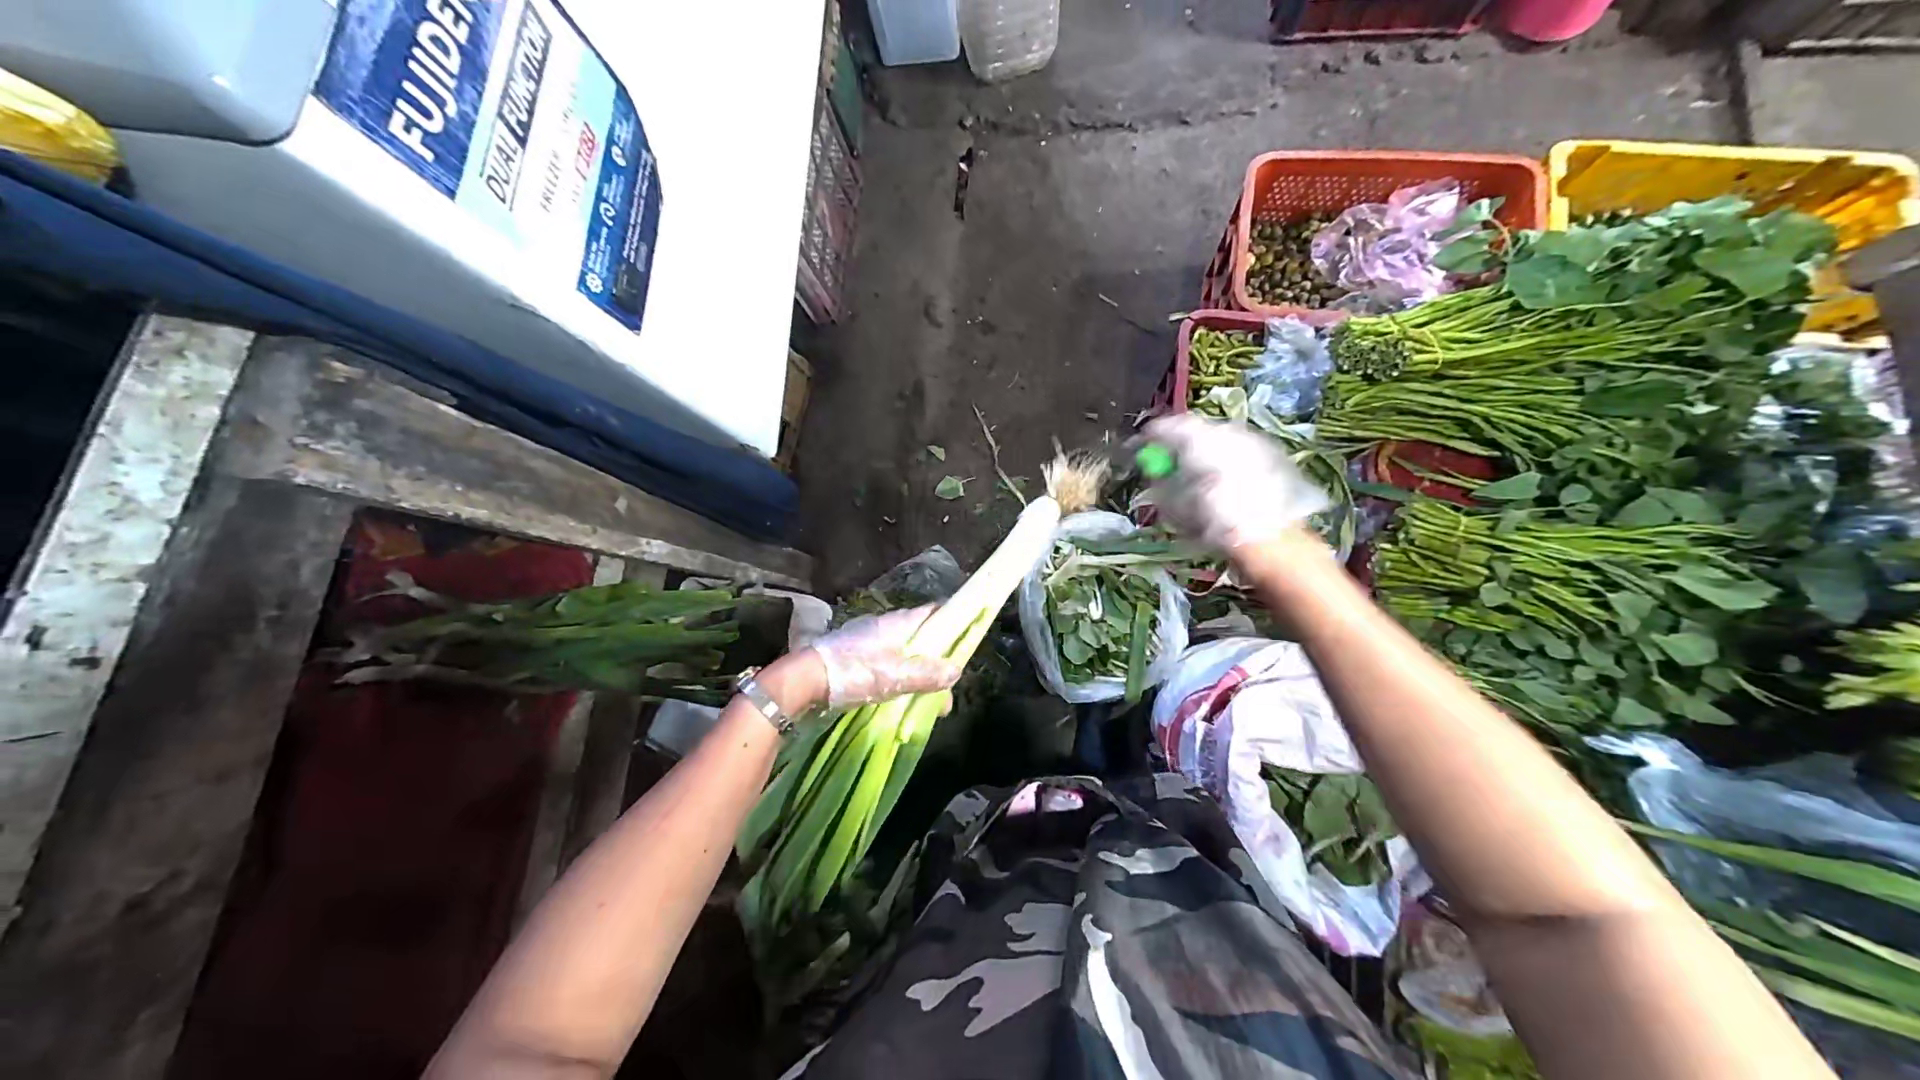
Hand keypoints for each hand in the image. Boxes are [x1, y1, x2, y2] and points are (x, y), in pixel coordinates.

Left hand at [806, 605, 963, 708]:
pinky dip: (902, 680)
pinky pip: (890, 665)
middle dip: (938, 663)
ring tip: (928, 705)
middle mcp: (887, 627)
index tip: (969, 637)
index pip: (935, 612)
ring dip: (920, 676)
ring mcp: (871, 642)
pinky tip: (902, 700)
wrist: (805, 680)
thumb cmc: (854, 672)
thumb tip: (956, 670)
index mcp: (899, 623)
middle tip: (946, 691)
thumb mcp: (895, 676)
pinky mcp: (858, 658)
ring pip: (907, 655)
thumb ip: (927, 674)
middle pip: (923, 638)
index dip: (954, 620)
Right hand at [1141, 414, 1329, 550]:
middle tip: (1172, 462)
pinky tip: (1229, 483)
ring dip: (1207, 452)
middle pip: (1195, 430)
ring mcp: (1251, 439)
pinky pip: (1240, 449)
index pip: (1167, 426)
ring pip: (1219, 439)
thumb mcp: (1174, 506)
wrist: (1268, 536)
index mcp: (1197, 440)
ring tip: (1202, 476)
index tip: (1145, 446)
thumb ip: (1161, 482)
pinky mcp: (1271, 451)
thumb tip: (1156, 471)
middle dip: (1181, 444)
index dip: (1153, 436)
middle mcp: (1225, 431)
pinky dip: (1228, 460)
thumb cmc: (1213, 523)